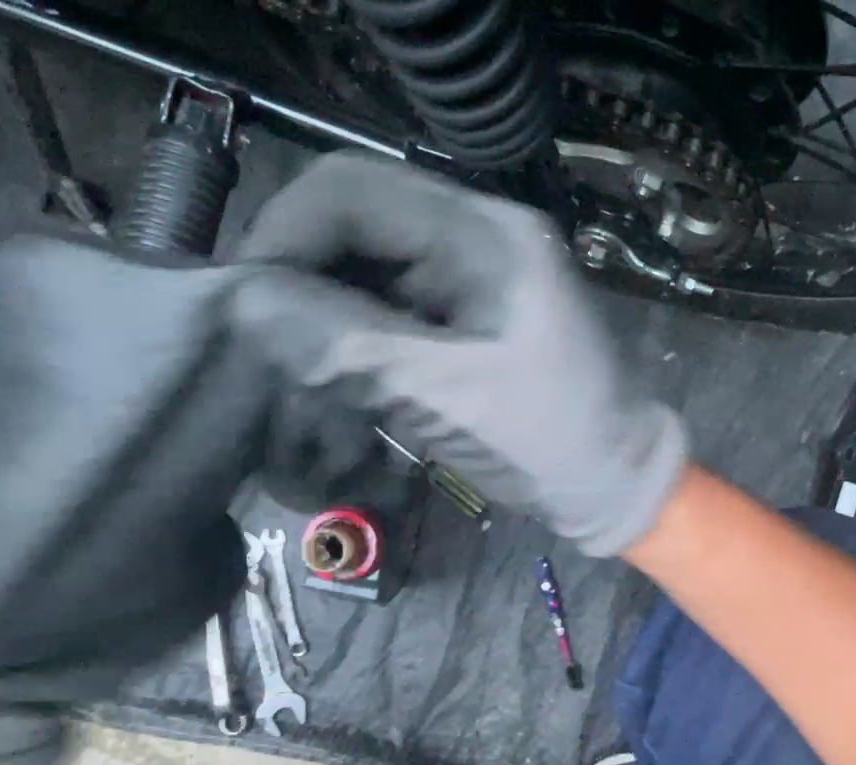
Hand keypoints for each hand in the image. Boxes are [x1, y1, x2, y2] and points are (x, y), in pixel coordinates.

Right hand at [232, 153, 689, 556]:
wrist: (611, 481)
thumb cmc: (548, 440)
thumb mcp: (446, 394)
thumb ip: (348, 344)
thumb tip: (245, 301)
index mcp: (484, 234)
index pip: (353, 191)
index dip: (285, 234)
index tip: (244, 301)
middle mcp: (477, 234)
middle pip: (357, 221)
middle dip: (300, 271)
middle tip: (259, 335)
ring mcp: (473, 272)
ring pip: (368, 262)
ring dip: (323, 303)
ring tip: (289, 356)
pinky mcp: (467, 310)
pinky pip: (391, 300)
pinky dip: (354, 328)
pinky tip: (332, 365)